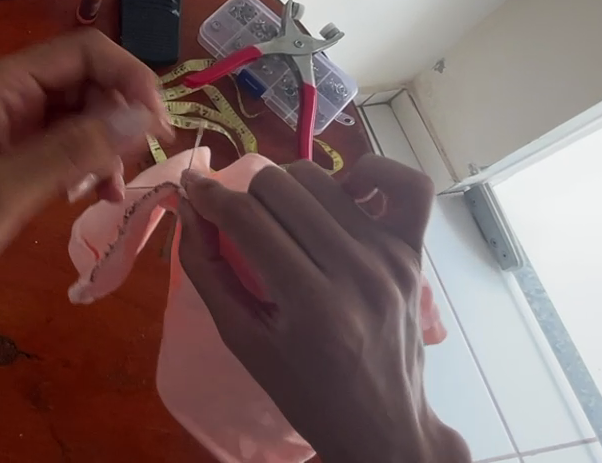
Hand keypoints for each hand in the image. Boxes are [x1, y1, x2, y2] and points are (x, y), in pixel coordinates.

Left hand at [0, 29, 169, 334]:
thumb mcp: (11, 188)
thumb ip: (78, 146)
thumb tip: (143, 114)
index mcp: (2, 82)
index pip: (82, 51)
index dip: (127, 75)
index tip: (158, 124)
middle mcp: (9, 94)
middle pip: (84, 80)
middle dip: (119, 112)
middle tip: (141, 162)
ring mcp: (10, 127)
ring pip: (79, 114)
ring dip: (107, 142)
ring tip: (114, 188)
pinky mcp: (12, 160)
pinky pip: (64, 146)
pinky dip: (87, 163)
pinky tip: (95, 195)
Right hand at [177, 156, 470, 462]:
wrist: (384, 430)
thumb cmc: (303, 390)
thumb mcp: (239, 337)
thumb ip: (205, 266)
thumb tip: (187, 202)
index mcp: (311, 304)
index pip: (245, 216)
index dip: (207, 193)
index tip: (191, 187)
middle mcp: (356, 272)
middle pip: (278, 186)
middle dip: (244, 194)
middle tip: (239, 219)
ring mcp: (390, 258)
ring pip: (319, 177)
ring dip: (287, 187)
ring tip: (282, 217)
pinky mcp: (414, 251)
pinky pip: (404, 183)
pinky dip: (369, 171)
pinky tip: (342, 190)